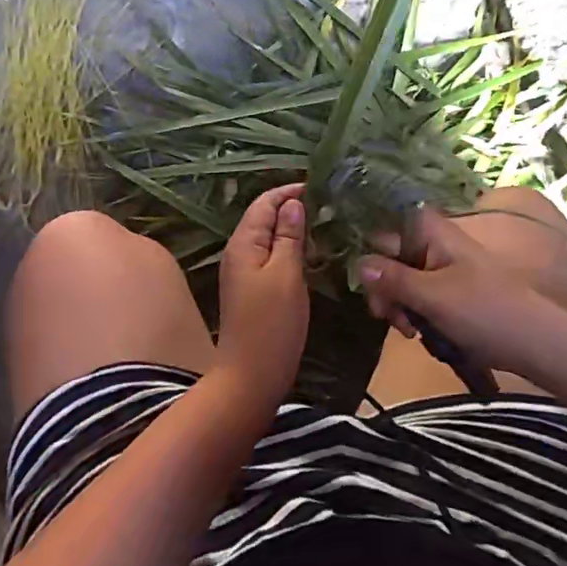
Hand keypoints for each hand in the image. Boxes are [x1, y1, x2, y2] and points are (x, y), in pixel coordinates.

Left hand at [215, 183, 309, 412]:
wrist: (251, 378)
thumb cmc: (271, 325)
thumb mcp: (286, 275)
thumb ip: (289, 237)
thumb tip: (294, 203)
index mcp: (243, 243)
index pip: (264, 202)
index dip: (289, 191)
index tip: (320, 187)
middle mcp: (239, 251)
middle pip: (264, 216)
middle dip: (292, 206)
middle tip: (328, 205)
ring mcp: (244, 271)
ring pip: (269, 236)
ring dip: (292, 227)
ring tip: (325, 224)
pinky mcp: (252, 288)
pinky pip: (270, 256)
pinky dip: (289, 248)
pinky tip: (310, 252)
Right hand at [357, 210, 566, 379]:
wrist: (535, 341)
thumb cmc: (483, 311)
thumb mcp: (432, 296)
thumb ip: (393, 279)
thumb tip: (358, 263)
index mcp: (433, 233)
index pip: (388, 229)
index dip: (374, 254)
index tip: (371, 286)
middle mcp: (436, 245)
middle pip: (393, 257)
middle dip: (385, 288)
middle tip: (386, 318)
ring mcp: (445, 269)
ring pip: (404, 280)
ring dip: (399, 306)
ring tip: (408, 332)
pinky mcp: (452, 293)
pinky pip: (421, 296)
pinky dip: (415, 314)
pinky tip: (419, 334)